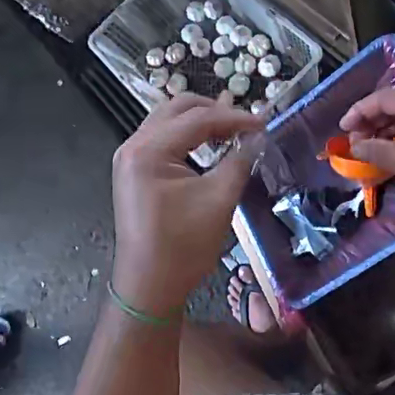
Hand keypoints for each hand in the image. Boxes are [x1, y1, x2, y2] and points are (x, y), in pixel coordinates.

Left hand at [111, 95, 263, 316]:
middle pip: (177, 109)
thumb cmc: (184, 246)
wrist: (150, 285)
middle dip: (215, 111)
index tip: (264, 124)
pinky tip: (211, 146)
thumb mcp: (219, 200)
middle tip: (246, 125)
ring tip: (233, 132)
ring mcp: (130, 159)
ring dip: (201, 122)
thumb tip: (257, 138)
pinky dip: (188, 137)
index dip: (234, 118)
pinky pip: (163, 140)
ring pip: (168, 121)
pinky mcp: (134, 172)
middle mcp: (133, 146)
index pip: (197, 119)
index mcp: (149, 151)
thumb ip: (239, 161)